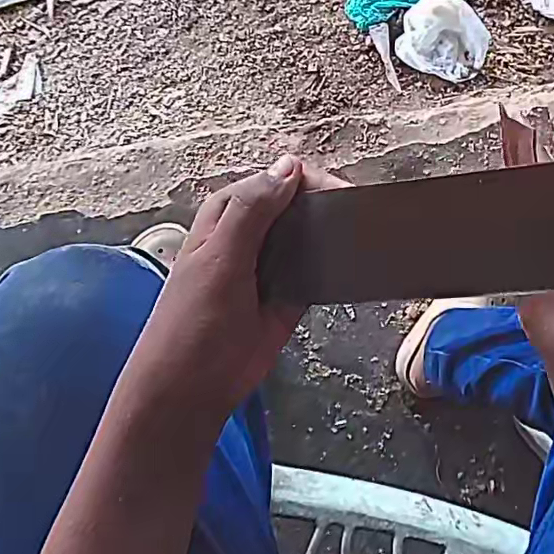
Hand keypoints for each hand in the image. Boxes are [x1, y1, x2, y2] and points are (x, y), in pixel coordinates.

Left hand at [124, 155, 349, 423]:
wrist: (193, 387)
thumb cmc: (193, 322)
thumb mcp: (220, 257)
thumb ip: (253, 210)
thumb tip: (288, 166)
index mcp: (226, 214)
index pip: (273, 180)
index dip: (306, 182)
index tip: (339, 192)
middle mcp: (248, 235)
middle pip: (294, 205)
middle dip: (323, 206)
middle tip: (355, 216)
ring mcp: (268, 265)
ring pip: (306, 236)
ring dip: (329, 235)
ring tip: (360, 236)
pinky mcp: (287, 294)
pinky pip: (314, 270)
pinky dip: (330, 266)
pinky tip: (349, 264)